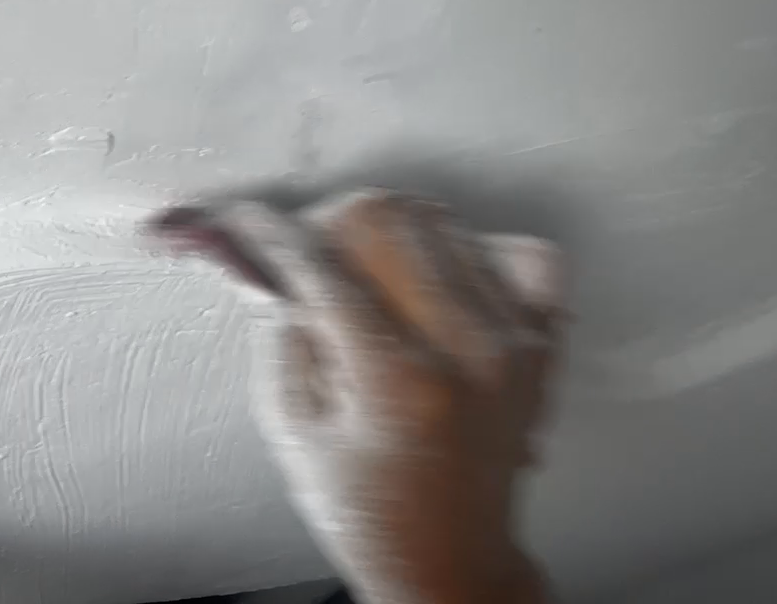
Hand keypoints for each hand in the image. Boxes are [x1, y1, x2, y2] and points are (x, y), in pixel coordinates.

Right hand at [154, 190, 562, 603]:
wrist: (453, 561)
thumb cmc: (368, 507)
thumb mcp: (291, 422)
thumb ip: (277, 330)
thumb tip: (259, 263)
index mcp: (398, 379)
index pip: (317, 262)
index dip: (265, 229)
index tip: (238, 218)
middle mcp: (467, 351)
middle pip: (382, 216)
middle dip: (322, 223)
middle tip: (299, 257)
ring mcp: (513, 344)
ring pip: (436, 219)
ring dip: (379, 230)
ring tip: (355, 270)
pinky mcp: (539, 345)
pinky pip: (515, 253)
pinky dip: (464, 249)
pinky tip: (427, 276)